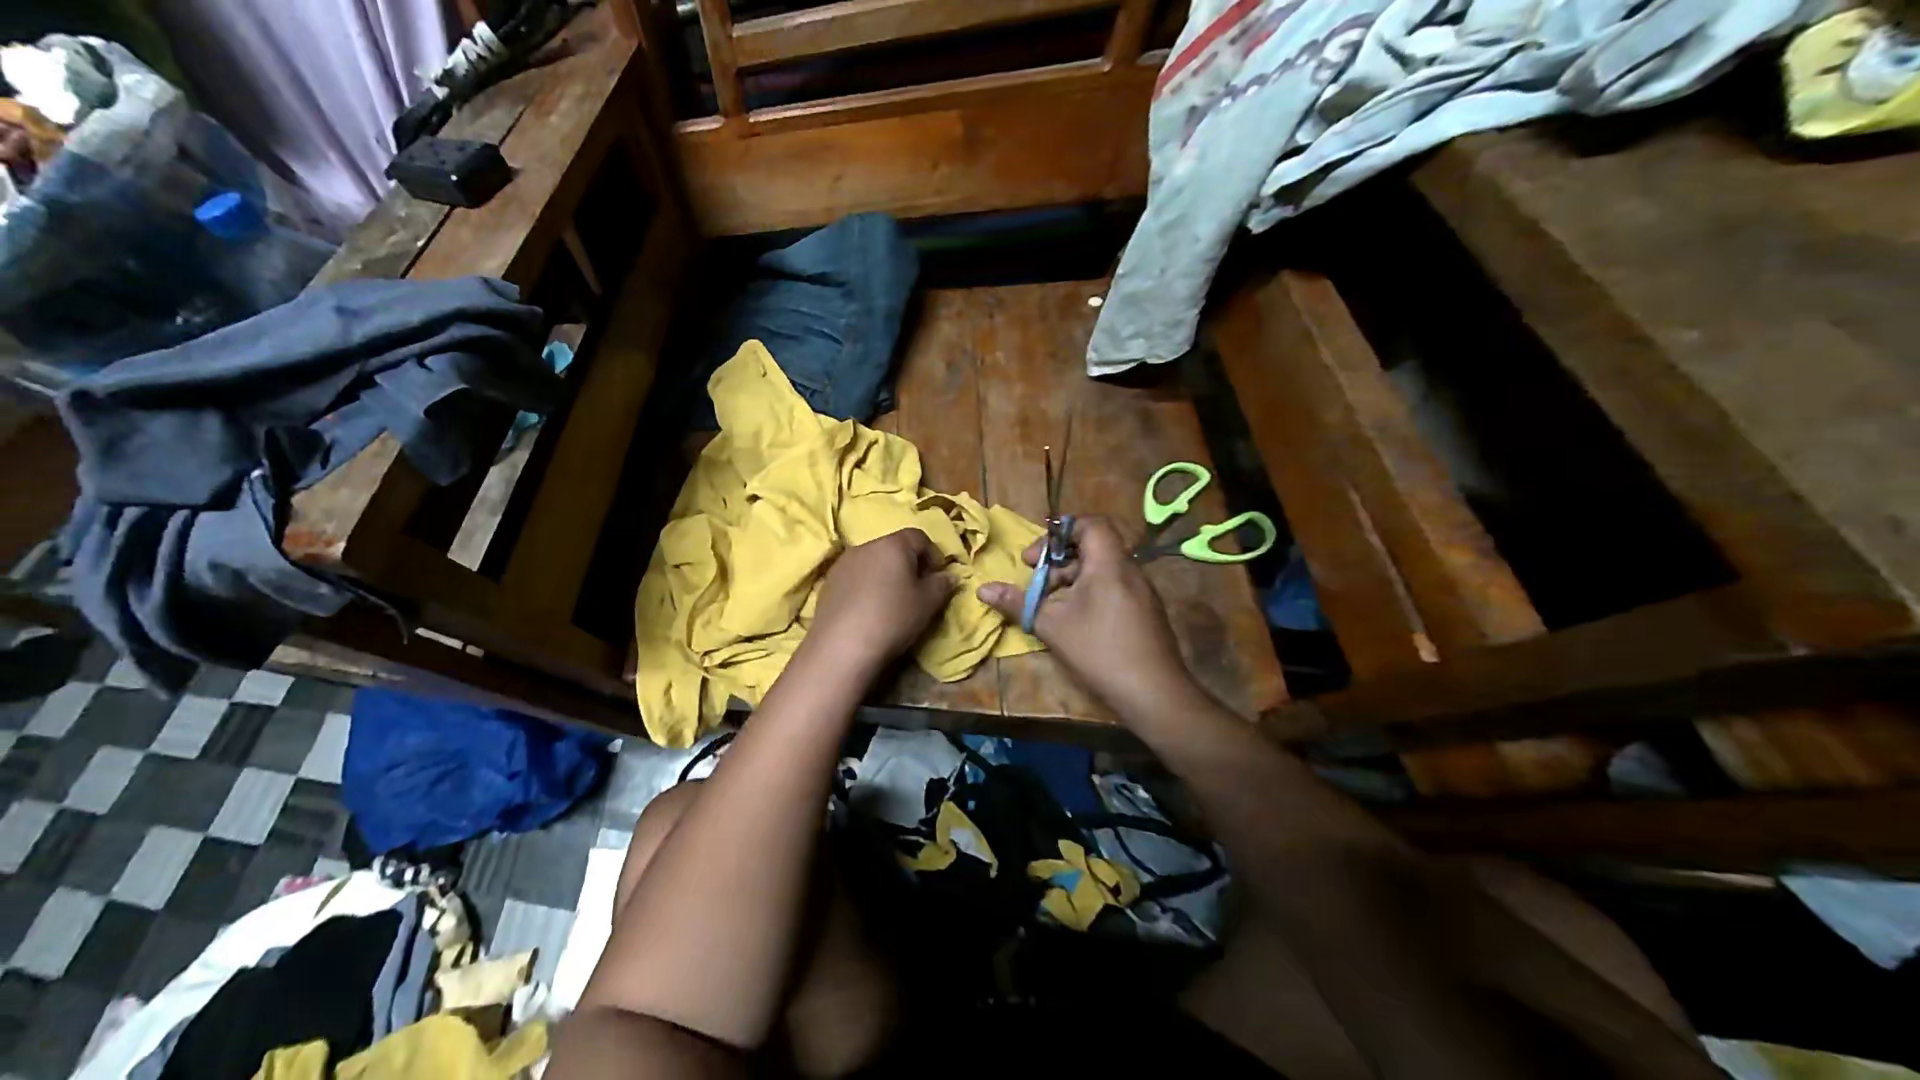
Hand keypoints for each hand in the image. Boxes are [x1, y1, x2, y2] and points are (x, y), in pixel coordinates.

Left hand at [807, 528, 954, 672]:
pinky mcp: (827, 583)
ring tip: (890, 602)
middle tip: (916, 590)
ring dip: (885, 575)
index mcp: (893, 544)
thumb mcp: (928, 603)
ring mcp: (842, 564)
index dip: (933, 554)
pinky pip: (854, 578)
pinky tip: (868, 611)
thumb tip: (948, 576)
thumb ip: (942, 584)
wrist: (842, 646)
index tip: (937, 577)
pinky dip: (865, 587)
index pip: (919, 537)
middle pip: (893, 547)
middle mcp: (865, 546)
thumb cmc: (893, 618)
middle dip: (908, 564)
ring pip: (872, 562)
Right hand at [977, 516, 1200, 723]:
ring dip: (1073, 582)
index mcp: (1109, 563)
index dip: (1059, 532)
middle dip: (1059, 563)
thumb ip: (1016, 603)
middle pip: (1093, 548)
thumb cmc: (1099, 650)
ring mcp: (1142, 592)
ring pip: (1102, 571)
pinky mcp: (1146, 612)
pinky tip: (1077, 624)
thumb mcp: (1051, 625)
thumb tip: (982, 590)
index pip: (1090, 524)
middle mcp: (1130, 570)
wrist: (1153, 692)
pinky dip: (1091, 595)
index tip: (1036, 558)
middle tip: (1038, 585)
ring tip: (1052, 608)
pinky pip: (1114, 588)